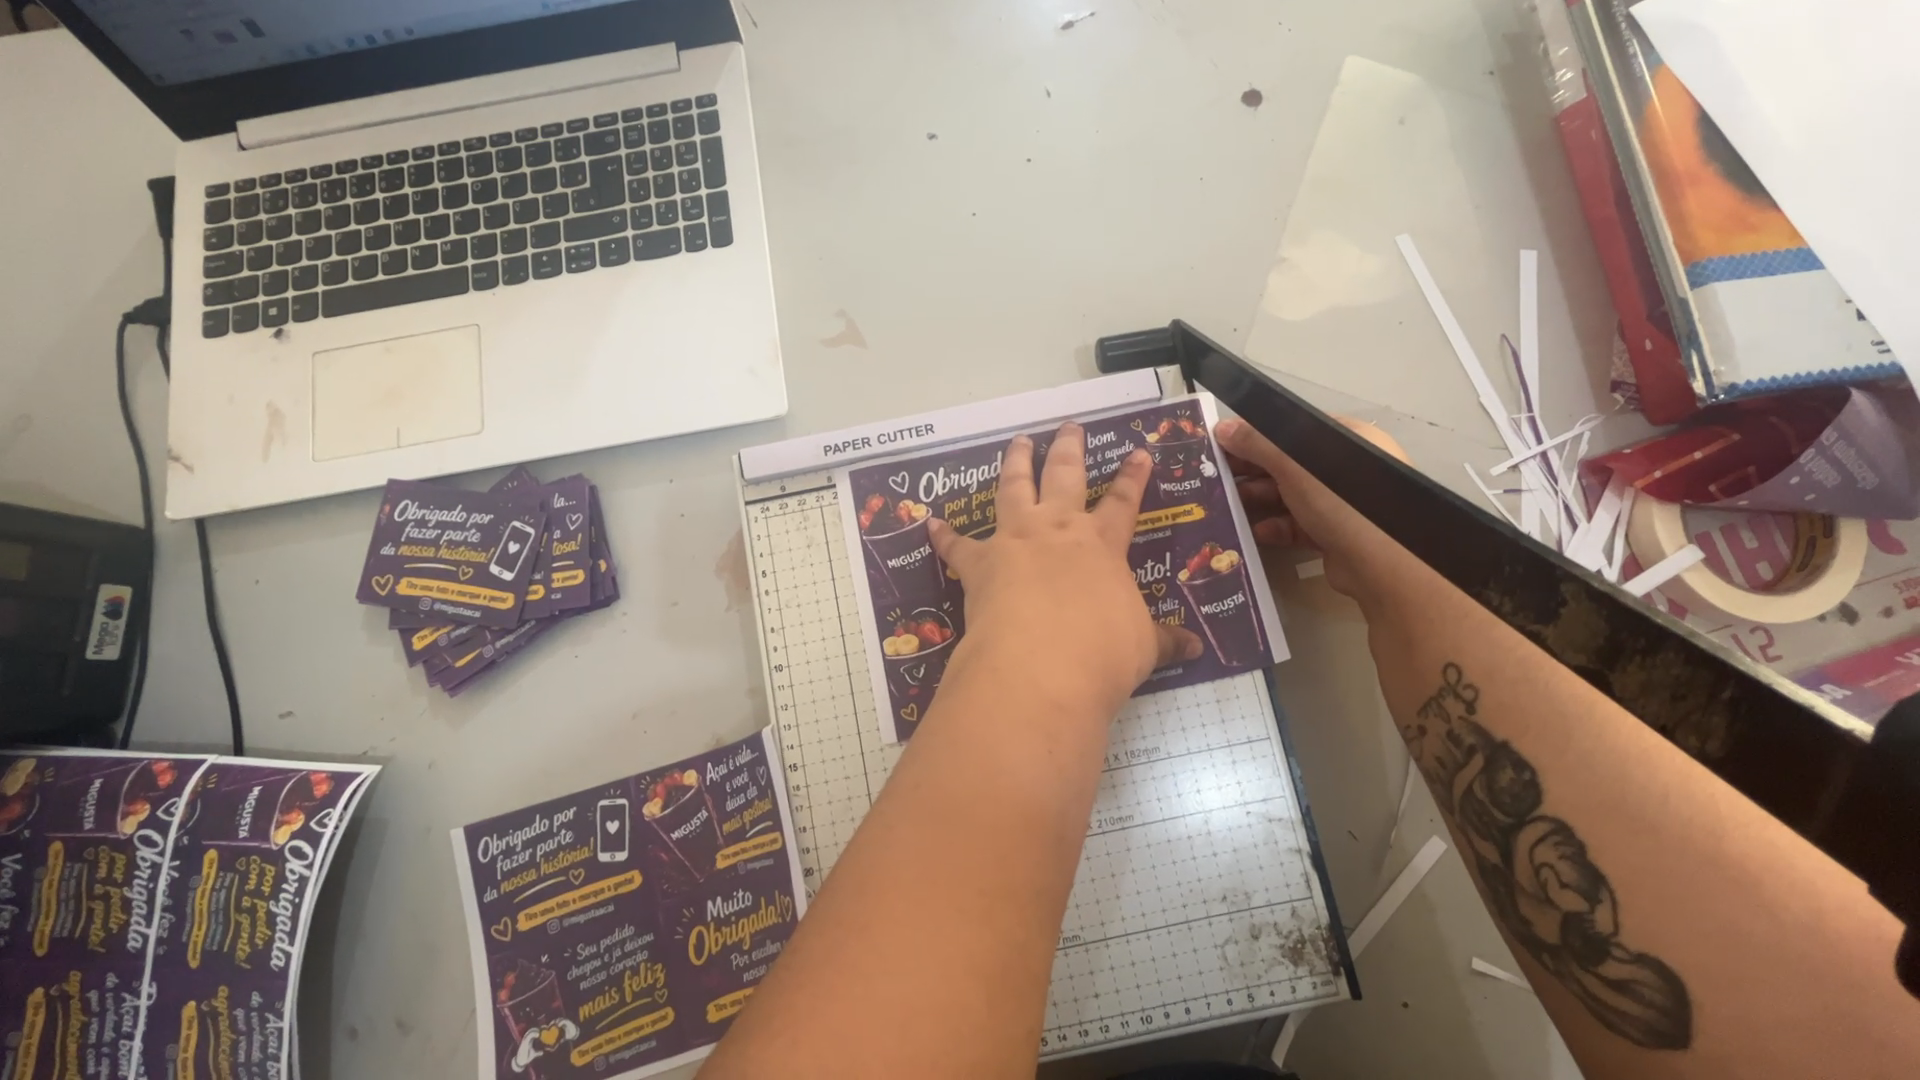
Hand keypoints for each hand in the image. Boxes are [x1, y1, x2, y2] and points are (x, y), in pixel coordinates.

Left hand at [929, 423, 1202, 714]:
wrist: (1040, 668)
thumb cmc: (1101, 655)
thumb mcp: (1143, 648)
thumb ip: (1163, 641)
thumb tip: (1195, 648)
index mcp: (1101, 546)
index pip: (1123, 502)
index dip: (1132, 477)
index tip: (1138, 452)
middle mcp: (1057, 531)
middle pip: (1064, 477)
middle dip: (1068, 448)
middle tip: (1068, 425)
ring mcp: (1015, 541)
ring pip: (1013, 489)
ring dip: (1015, 463)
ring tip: (1017, 442)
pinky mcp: (979, 565)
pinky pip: (957, 545)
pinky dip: (943, 535)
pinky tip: (931, 523)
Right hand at [1216, 416, 1413, 604]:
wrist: (1381, 561)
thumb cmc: (1340, 498)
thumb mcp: (1294, 462)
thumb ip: (1258, 444)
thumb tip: (1222, 427)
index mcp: (1344, 437)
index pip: (1291, 430)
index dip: (1254, 436)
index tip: (1220, 447)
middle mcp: (1346, 467)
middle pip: (1288, 464)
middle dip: (1251, 471)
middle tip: (1215, 480)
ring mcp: (1342, 503)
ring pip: (1291, 497)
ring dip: (1259, 501)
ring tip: (1228, 507)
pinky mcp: (1336, 536)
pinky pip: (1298, 526)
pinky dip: (1276, 528)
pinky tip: (1256, 531)